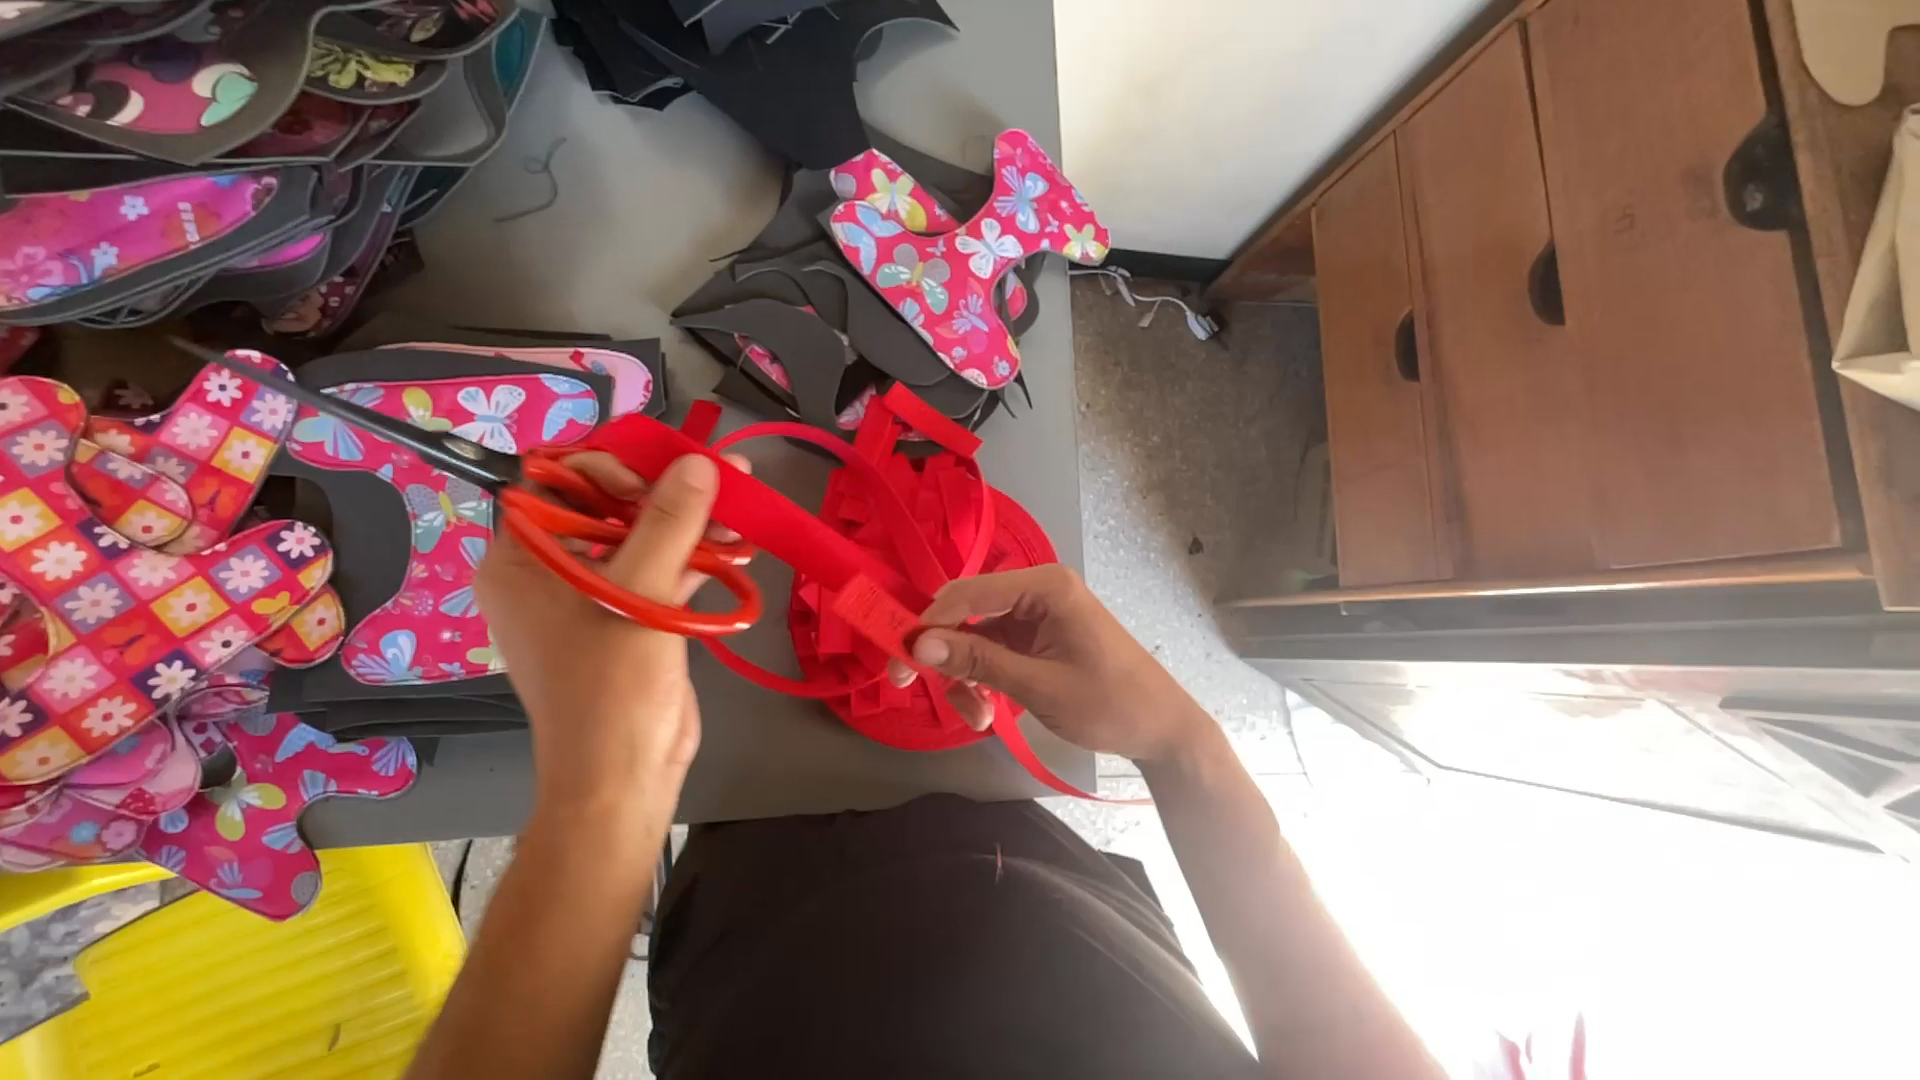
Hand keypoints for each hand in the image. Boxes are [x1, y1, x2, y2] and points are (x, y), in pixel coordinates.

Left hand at [475, 451, 740, 829]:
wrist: (626, 777)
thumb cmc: (610, 688)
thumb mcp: (636, 597)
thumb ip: (668, 524)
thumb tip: (700, 462)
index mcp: (520, 561)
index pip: (556, 483)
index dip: (608, 470)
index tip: (658, 482)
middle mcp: (550, 571)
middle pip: (608, 506)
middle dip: (667, 492)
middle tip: (722, 481)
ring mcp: (594, 596)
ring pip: (643, 537)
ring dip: (693, 524)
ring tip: (745, 511)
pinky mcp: (633, 618)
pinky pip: (662, 571)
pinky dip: (699, 558)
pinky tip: (742, 546)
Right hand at [886, 565, 1212, 765]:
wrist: (1163, 730)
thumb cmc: (1111, 703)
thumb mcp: (1039, 685)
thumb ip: (979, 663)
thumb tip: (918, 646)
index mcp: (1045, 586)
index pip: (969, 592)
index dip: (929, 622)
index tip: (899, 657)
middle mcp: (1037, 592)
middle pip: (967, 615)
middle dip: (945, 656)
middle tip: (910, 688)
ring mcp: (1036, 618)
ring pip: (976, 641)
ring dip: (966, 679)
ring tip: (977, 719)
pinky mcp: (1037, 642)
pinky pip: (994, 656)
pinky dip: (984, 683)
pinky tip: (989, 714)